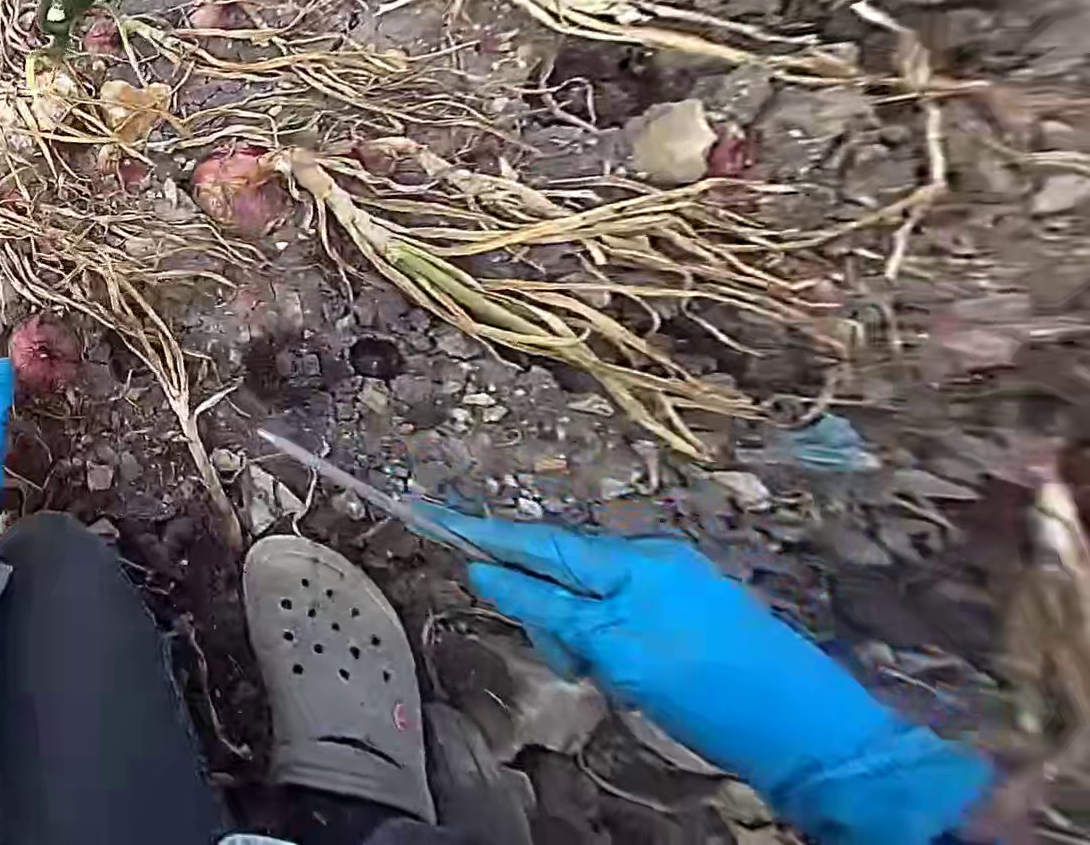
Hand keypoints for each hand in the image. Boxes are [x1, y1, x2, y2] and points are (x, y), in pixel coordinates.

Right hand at [417, 506, 989, 844]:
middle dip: (542, 605)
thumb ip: (543, 606)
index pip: (535, 541)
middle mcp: (647, 556)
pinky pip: (615, 606)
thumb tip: (483, 572)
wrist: (827, 746)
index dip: (479, 531)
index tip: (430, 513)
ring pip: (586, 591)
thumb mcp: (613, 650)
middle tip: (561, 657)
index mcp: (630, 559)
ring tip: (597, 673)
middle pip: (559, 567)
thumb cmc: (711, 691)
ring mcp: (670, 578)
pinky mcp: (686, 604)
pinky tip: (617, 667)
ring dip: (573, 628)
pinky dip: (600, 633)